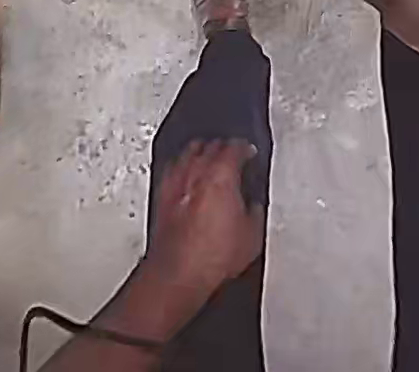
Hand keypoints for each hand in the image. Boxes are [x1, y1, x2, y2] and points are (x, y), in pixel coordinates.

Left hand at [143, 140, 264, 301]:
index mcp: (223, 174)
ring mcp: (178, 179)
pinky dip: (182, 164)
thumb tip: (254, 207)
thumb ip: (256, 211)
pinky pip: (173, 166)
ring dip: (202, 150)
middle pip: (212, 144)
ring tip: (209, 156)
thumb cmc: (211, 256)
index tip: (249, 152)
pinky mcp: (163, 192)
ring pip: (191, 150)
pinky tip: (184, 171)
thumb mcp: (252, 236)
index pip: (236, 147)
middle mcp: (198, 170)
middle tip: (233, 154)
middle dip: (224, 146)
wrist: (179, 274)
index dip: (245, 148)